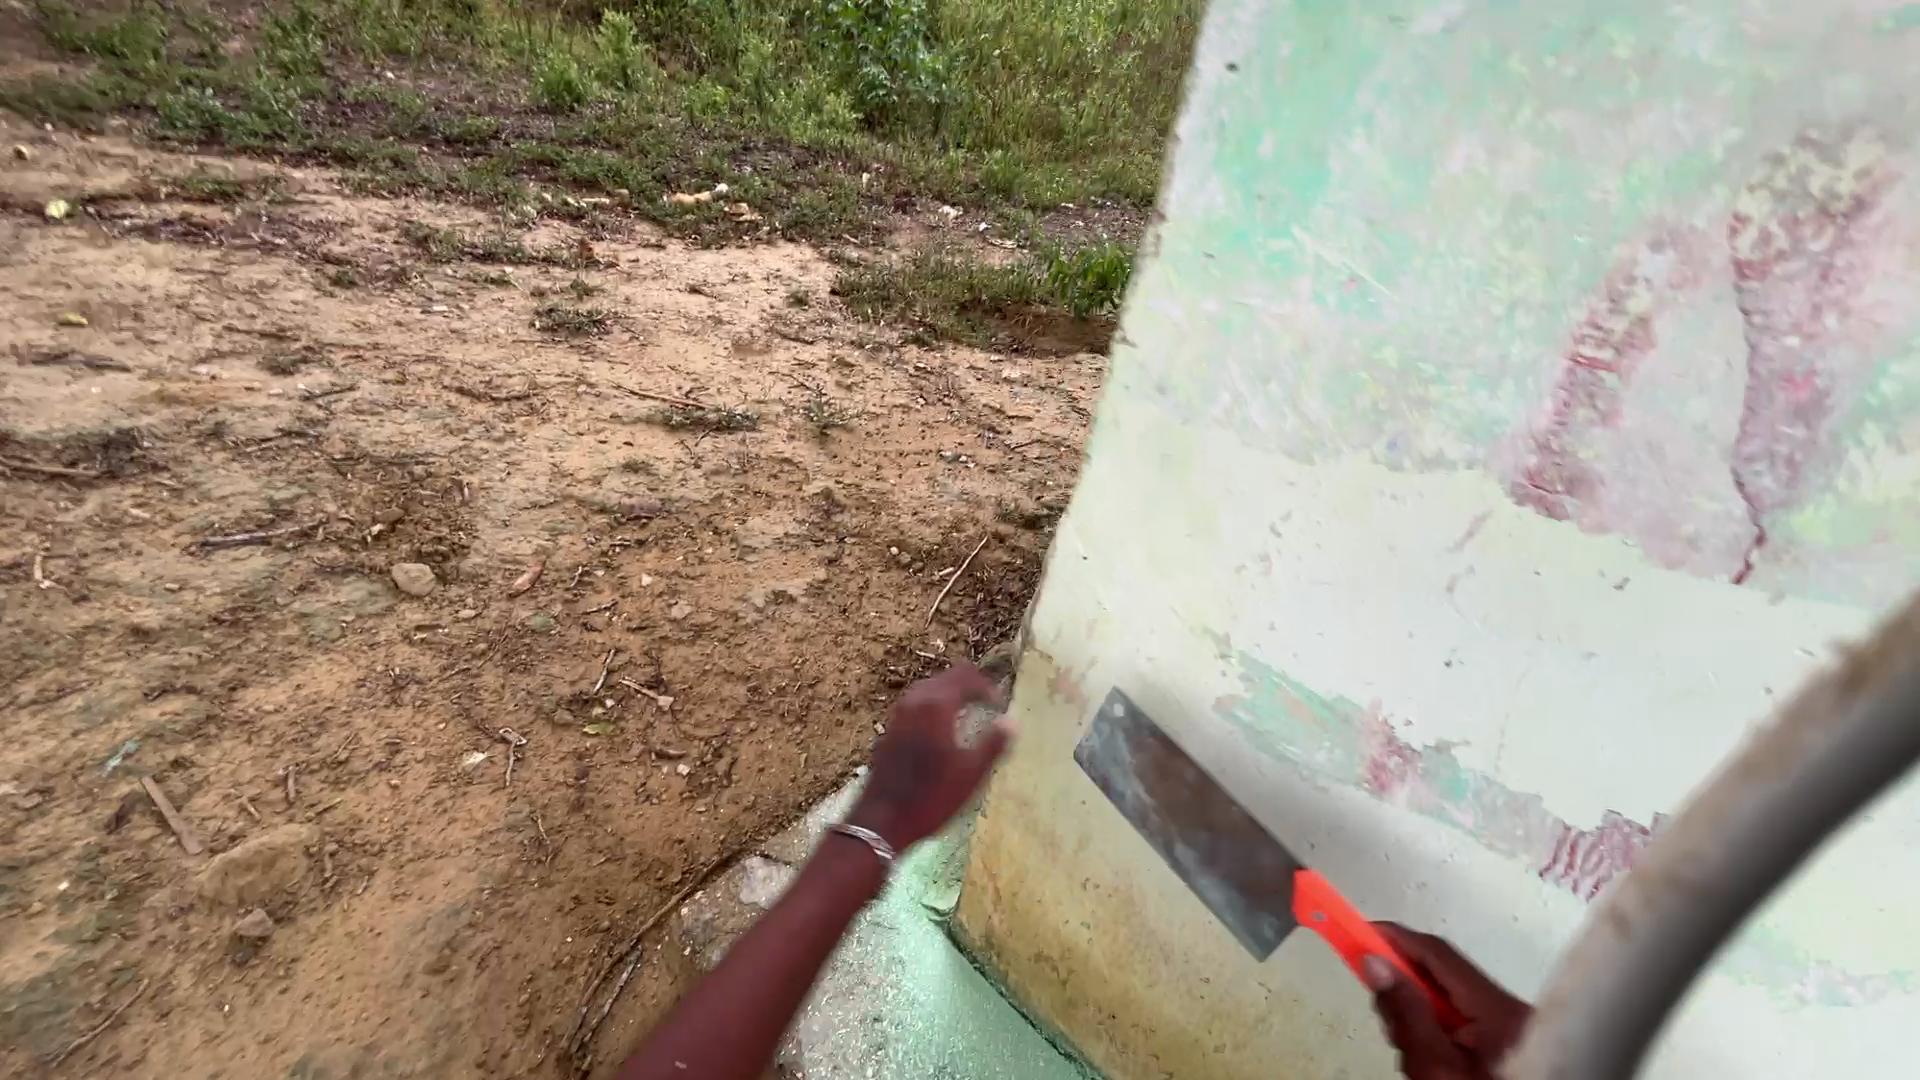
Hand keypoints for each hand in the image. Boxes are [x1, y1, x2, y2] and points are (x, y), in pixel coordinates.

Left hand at [846, 663, 1010, 850]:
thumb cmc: (932, 797)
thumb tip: (1011, 721)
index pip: (966, 677)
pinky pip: (916, 702)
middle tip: (987, 704)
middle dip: (969, 685)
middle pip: (947, 677)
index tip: (999, 705)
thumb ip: (993, 744)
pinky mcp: (890, 728)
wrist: (882, 821)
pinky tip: (941, 727)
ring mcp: (899, 713)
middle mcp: (916, 701)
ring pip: (929, 687)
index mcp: (938, 706)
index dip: (987, 687)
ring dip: (950, 693)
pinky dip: (933, 704)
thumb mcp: (971, 774)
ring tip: (968, 712)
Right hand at [1363, 922, 1532, 1079]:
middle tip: (1385, 1014)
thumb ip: (1405, 1012)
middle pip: (1440, 976)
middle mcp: (1511, 1012)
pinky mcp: (1508, 1046)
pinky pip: (1461, 1020)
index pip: (1435, 953)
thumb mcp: (1434, 1067)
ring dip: (1417, 1015)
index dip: (1392, 938)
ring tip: (1413, 1054)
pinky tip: (1431, 1059)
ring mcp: (1512, 1030)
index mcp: (1500, 1012)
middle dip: (1404, 988)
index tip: (1353, 932)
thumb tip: (1372, 962)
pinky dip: (1435, 1030)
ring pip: (1447, 1000)